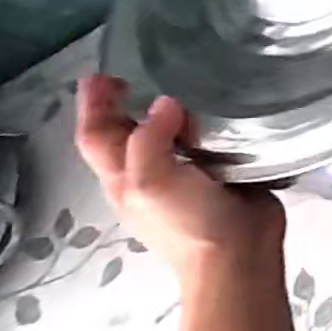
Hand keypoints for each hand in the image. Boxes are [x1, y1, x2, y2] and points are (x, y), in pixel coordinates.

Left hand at [75, 75, 285, 281]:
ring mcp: (188, 177)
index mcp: (126, 177)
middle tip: (140, 74)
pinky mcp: (224, 176)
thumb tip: (166, 103)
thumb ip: (151, 141)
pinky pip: (211, 144)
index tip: (101, 75)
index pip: (98, 135)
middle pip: (128, 135)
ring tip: (187, 85)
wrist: (237, 256)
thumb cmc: (190, 223)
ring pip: (170, 138)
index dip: (94, 106)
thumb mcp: (154, 183)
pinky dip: (209, 126)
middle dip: (126, 106)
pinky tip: (226, 112)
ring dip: (170, 114)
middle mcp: (152, 174)